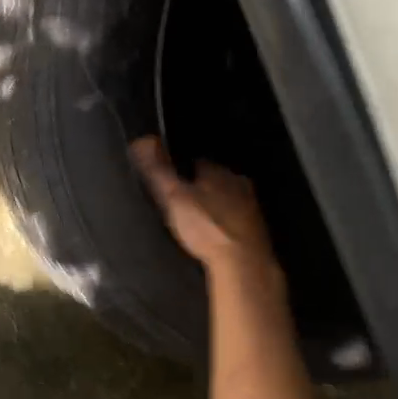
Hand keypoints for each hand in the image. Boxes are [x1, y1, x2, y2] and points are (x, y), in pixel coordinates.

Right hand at [130, 136, 275, 273]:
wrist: (242, 259)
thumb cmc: (205, 226)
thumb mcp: (174, 198)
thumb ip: (158, 171)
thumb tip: (141, 139)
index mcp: (217, 172)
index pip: (197, 162)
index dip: (182, 170)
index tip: (170, 181)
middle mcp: (238, 182)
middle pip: (215, 179)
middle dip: (200, 186)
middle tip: (182, 200)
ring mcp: (250, 204)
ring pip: (227, 196)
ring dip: (215, 202)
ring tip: (197, 215)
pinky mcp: (256, 226)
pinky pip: (236, 215)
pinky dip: (225, 219)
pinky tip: (215, 230)